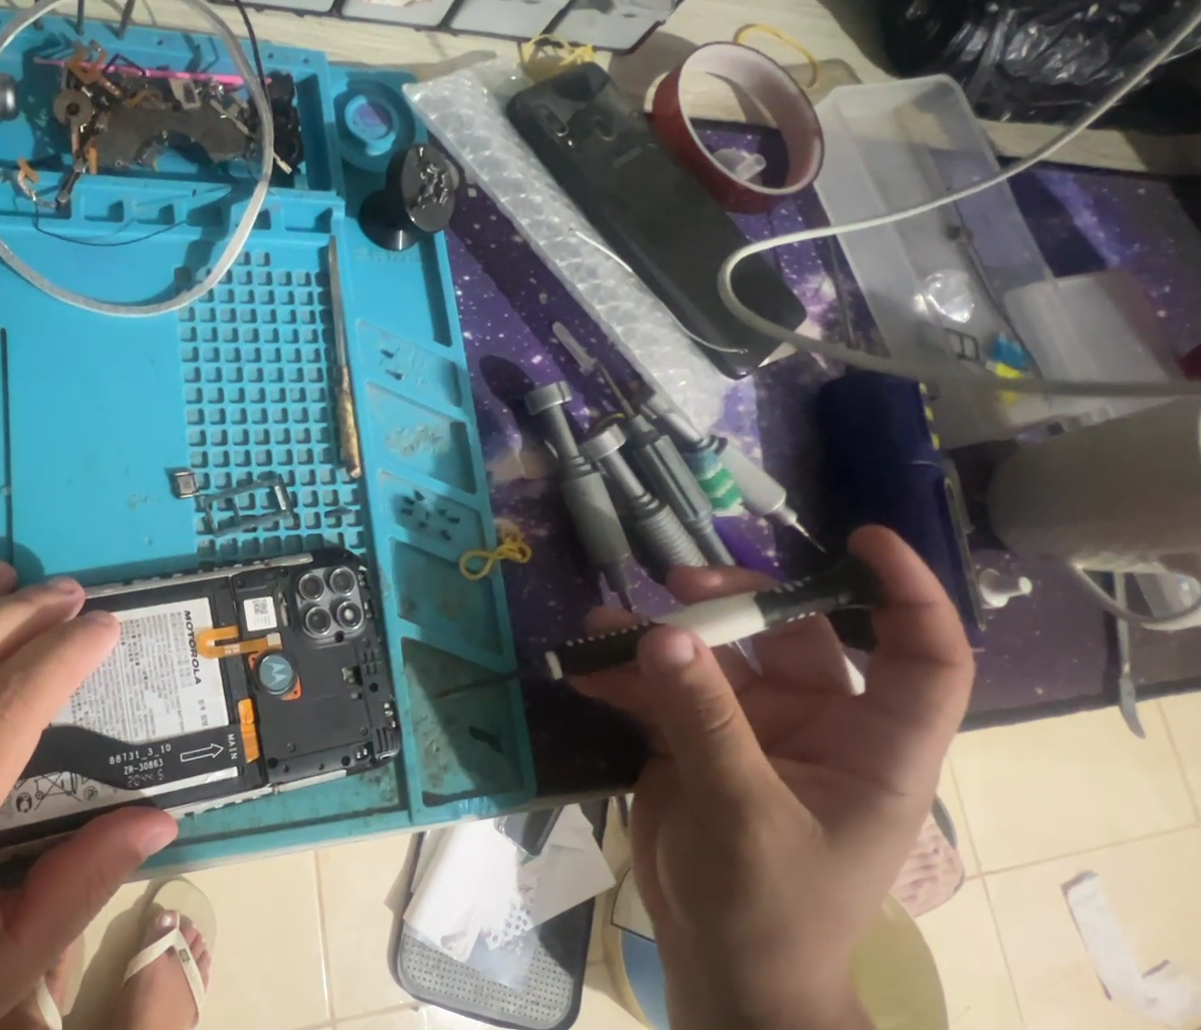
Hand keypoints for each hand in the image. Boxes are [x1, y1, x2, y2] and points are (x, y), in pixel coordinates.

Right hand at [569, 526, 972, 1029]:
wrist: (718, 964)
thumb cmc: (771, 906)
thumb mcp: (744, 812)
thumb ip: (704, 720)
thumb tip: (661, 632)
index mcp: (873, 747)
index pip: (921, 656)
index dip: (906, 594)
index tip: (859, 541)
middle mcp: (817, 725)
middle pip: (793, 636)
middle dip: (737, 603)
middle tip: (676, 584)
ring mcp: (749, 730)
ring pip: (711, 659)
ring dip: (658, 639)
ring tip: (600, 626)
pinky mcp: (691, 742)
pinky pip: (659, 691)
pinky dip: (622, 678)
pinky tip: (582, 668)